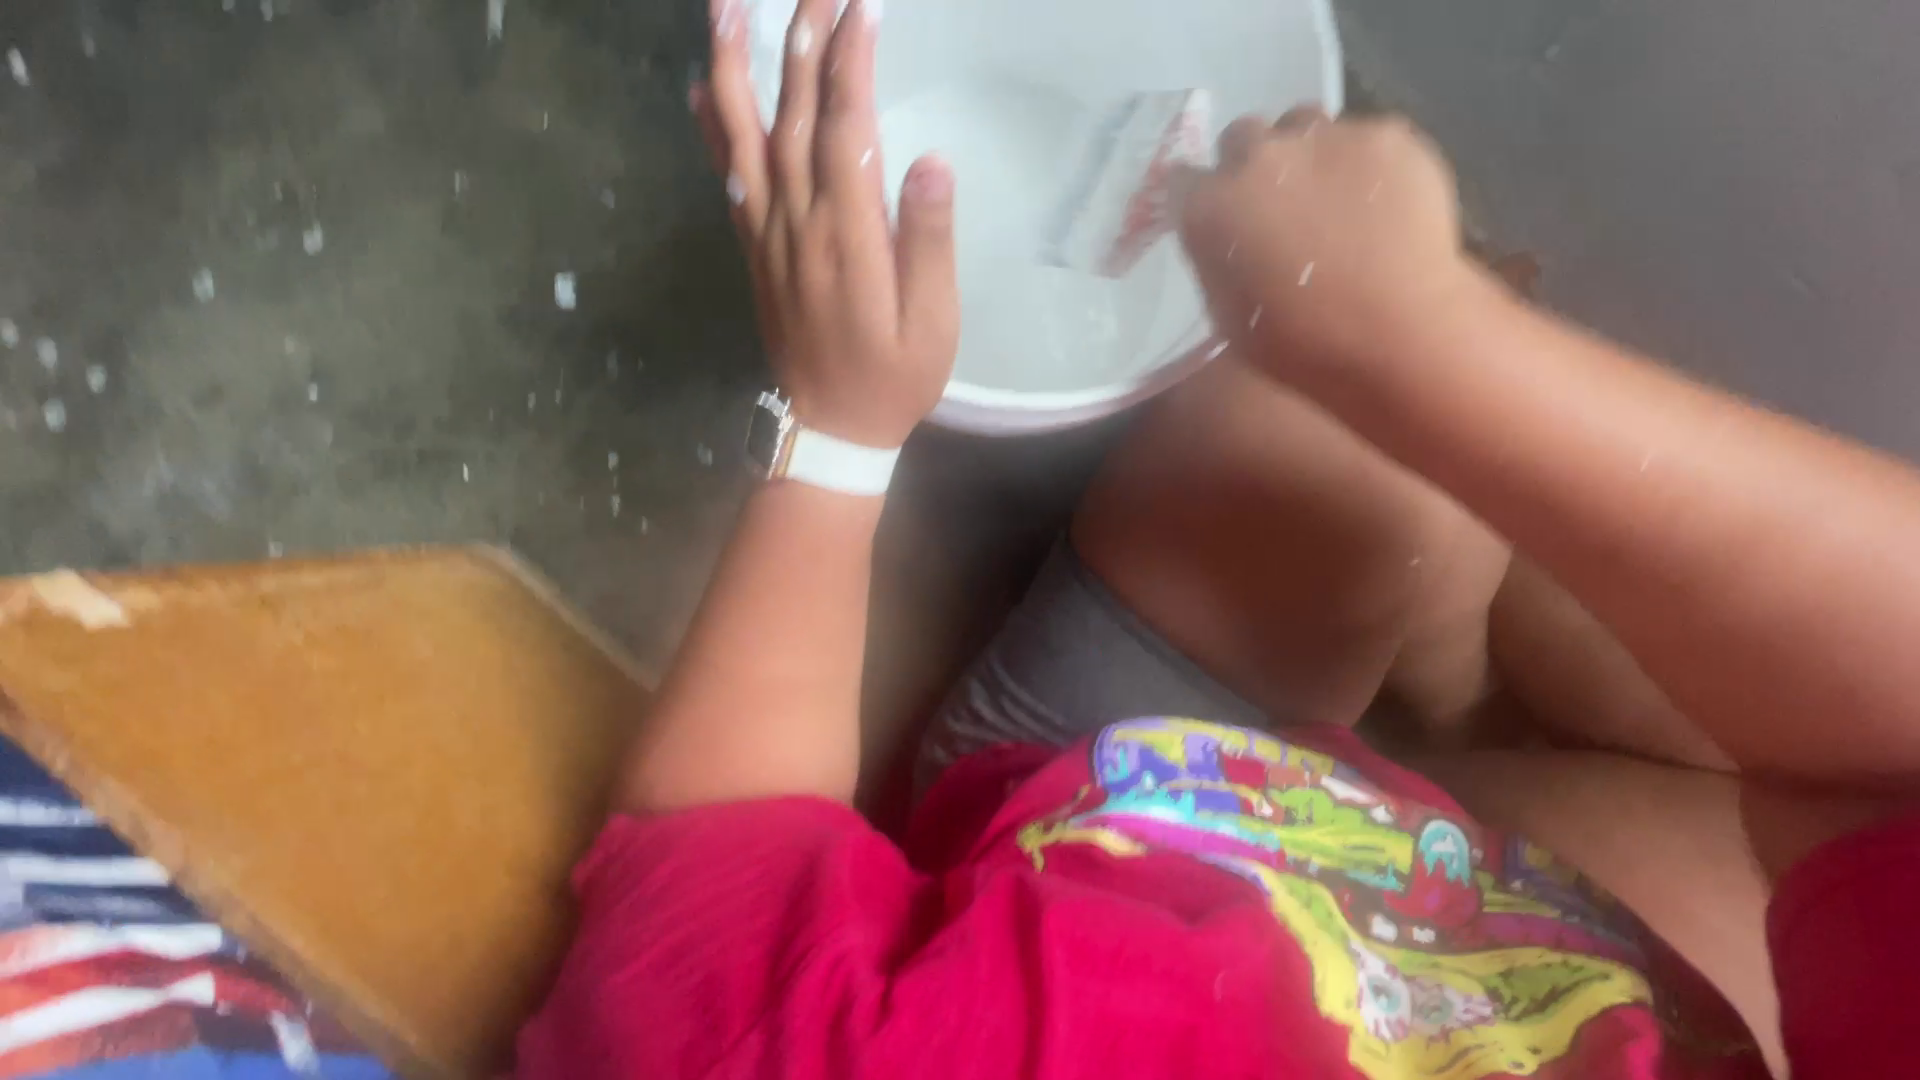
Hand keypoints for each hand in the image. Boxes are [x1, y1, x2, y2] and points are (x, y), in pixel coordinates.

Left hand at [693, 0, 958, 449]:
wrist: (831, 427)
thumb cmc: (893, 379)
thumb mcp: (932, 324)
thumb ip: (928, 243)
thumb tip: (928, 159)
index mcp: (848, 237)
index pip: (846, 128)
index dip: (851, 64)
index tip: (861, 7)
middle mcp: (798, 225)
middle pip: (793, 116)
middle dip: (802, 41)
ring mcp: (768, 237)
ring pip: (745, 137)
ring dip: (734, 66)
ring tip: (727, 4)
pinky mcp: (755, 253)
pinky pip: (727, 180)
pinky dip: (713, 131)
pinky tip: (701, 90)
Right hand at [1179, 109, 1475, 374]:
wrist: (1391, 330)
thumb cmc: (1295, 342)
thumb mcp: (1226, 310)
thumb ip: (1219, 256)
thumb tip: (1232, 237)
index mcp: (1208, 209)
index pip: (1182, 178)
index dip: (1197, 193)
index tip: (1212, 209)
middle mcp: (1256, 160)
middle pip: (1241, 136)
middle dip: (1249, 163)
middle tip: (1272, 202)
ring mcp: (1323, 139)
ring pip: (1301, 123)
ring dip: (1303, 150)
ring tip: (1326, 192)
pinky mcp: (1384, 135)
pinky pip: (1362, 136)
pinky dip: (1362, 162)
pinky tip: (1377, 199)